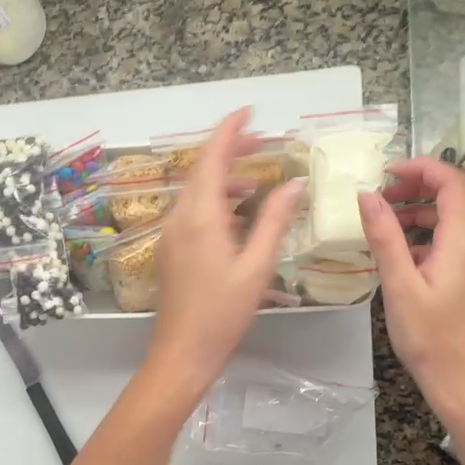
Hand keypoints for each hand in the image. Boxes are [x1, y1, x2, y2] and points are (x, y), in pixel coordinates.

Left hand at [144, 107, 303, 396]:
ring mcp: (170, 236)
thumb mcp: (257, 266)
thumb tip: (294, 184)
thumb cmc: (222, 313)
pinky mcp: (170, 252)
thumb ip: (274, 221)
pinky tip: (236, 213)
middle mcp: (178, 219)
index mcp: (199, 216)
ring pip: (195, 192)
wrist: (181, 353)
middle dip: (229, 151)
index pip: (212, 157)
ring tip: (256, 177)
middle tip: (262, 143)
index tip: (250, 111)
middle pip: (201, 170)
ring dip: (223, 177)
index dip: (230, 130)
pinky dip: (214, 201)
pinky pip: (190, 212)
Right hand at [358, 157, 464, 417]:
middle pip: (455, 193)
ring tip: (383, 218)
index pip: (452, 183)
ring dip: (418, 207)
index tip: (386, 172)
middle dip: (418, 184)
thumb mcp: (399, 284)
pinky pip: (448, 236)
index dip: (421, 168)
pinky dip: (423, 230)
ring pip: (451, 214)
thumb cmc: (426, 334)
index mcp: (464, 241)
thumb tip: (367, 196)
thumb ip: (384, 237)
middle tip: (380, 194)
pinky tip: (396, 249)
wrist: (454, 375)